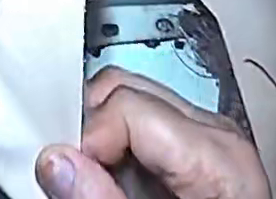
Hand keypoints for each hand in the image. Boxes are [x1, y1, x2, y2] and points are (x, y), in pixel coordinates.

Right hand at [35, 67, 269, 198]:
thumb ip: (105, 198)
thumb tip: (57, 161)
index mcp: (218, 155)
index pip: (125, 105)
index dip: (87, 138)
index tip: (70, 175)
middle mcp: (217, 133)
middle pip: (124, 88)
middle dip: (90, 127)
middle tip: (75, 175)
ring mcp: (210, 136)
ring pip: (129, 96)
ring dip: (103, 135)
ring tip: (100, 181)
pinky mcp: (200, 146)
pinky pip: (145, 120)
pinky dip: (120, 144)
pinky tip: (122, 180)